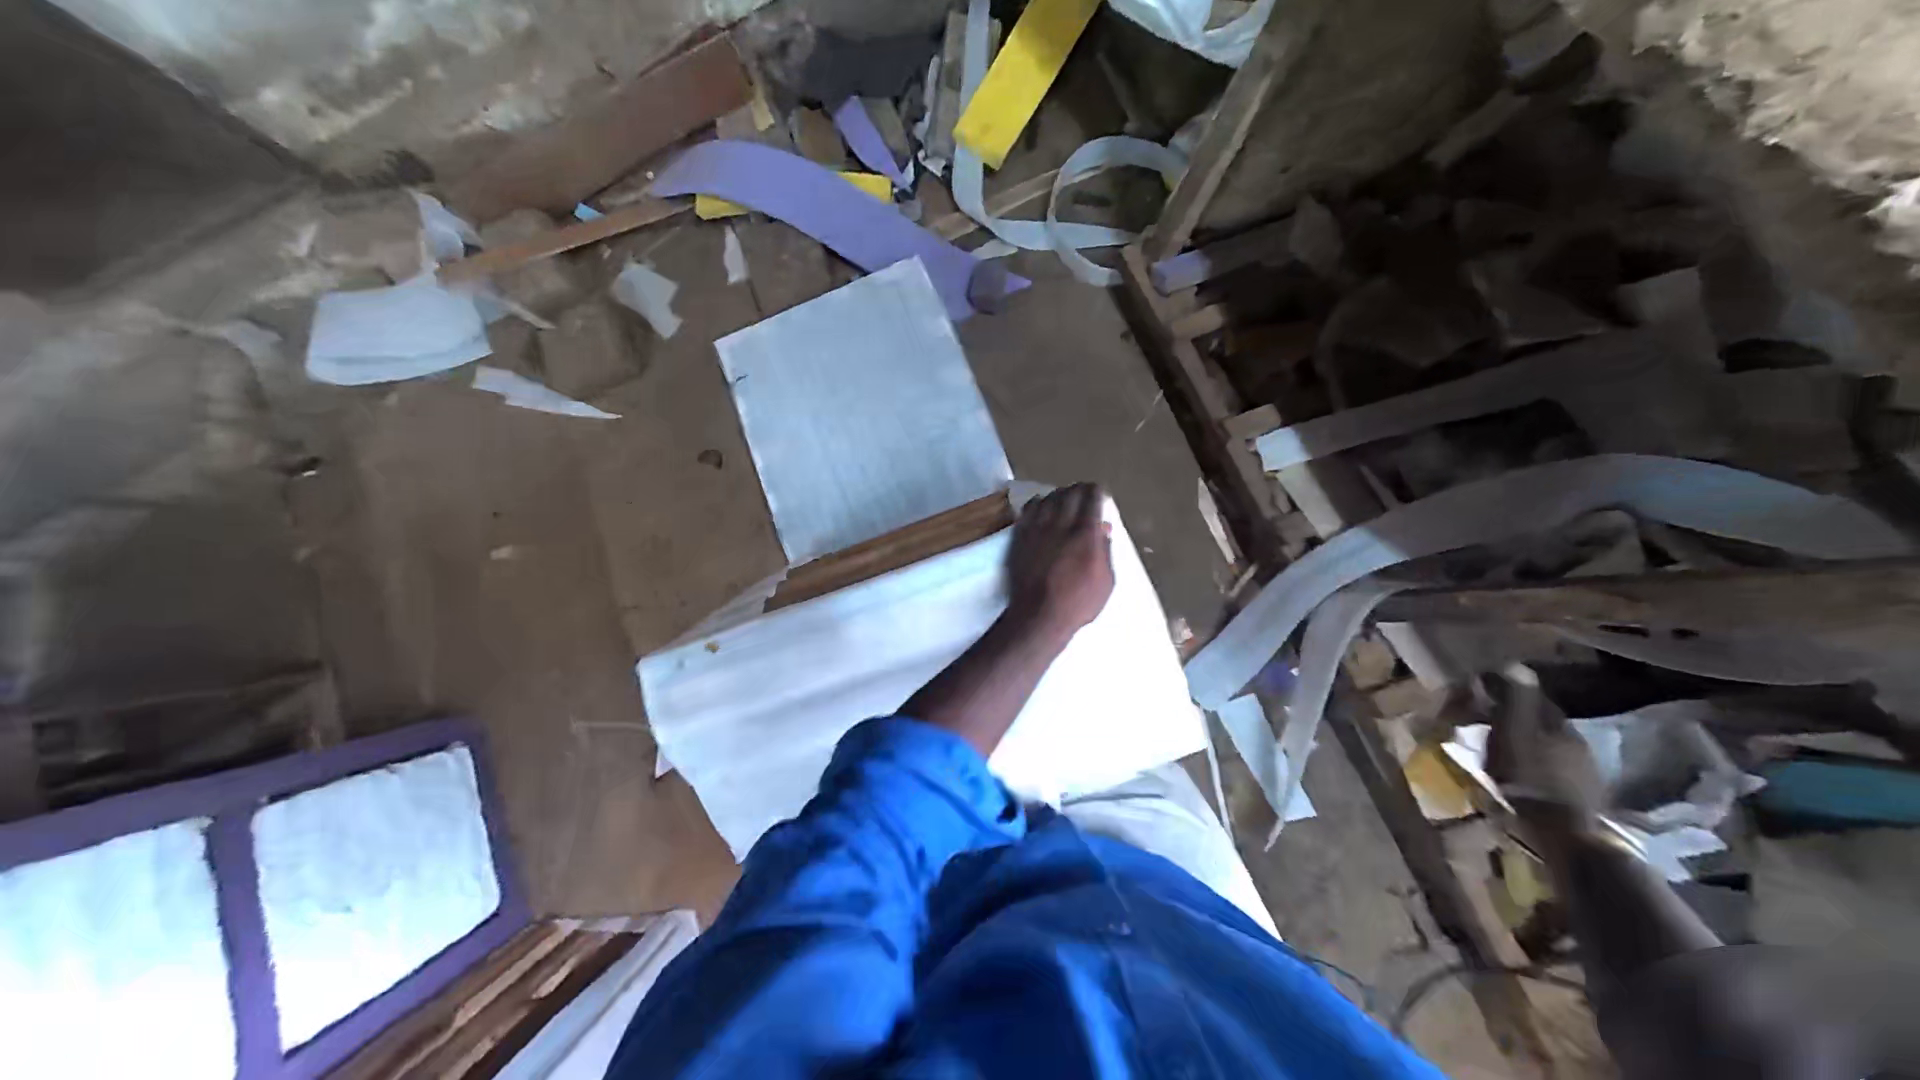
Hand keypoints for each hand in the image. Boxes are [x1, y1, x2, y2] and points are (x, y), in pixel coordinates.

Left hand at [1005, 483, 1114, 643]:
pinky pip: (1028, 509)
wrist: (1038, 615)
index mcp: (1086, 534)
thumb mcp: (1105, 581)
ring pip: (1048, 497)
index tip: (1099, 493)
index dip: (1097, 491)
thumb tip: (1103, 528)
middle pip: (1070, 493)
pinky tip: (1041, 506)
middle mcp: (1061, 525)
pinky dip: (1038, 503)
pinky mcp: (1020, 536)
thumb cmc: (1077, 603)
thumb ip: (1105, 551)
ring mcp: (1037, 529)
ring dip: (1059, 494)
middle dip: (1079, 489)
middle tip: (1083, 492)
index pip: (1092, 498)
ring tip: (1064, 498)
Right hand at [1479, 664, 1605, 831]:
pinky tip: (1524, 772)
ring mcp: (1584, 766)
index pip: (1530, 695)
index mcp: (1556, 723)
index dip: (1503, 690)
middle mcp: (1575, 738)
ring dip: (1525, 739)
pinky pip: (1554, 764)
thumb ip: (1516, 700)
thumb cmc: (1529, 779)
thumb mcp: (1512, 734)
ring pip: (1548, 741)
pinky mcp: (1585, 791)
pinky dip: (1536, 761)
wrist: (1566, 833)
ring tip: (1501, 749)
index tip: (1478, 695)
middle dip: (1513, 715)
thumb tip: (1516, 664)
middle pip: (1540, 717)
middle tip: (1484, 722)